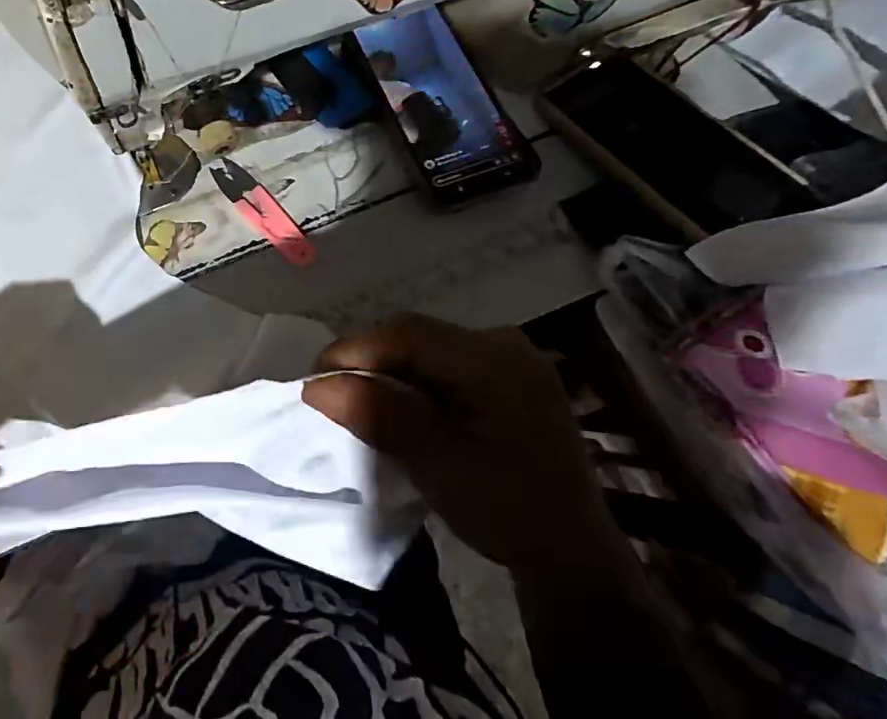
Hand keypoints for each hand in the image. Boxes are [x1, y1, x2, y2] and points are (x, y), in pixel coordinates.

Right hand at [302, 313, 602, 572]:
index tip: (313, 382)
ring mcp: (507, 356)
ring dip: (387, 369)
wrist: (572, 552)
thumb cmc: (509, 511)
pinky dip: (411, 379)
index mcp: (496, 360)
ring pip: (425, 347)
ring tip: (356, 399)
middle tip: (330, 394)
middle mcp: (503, 343)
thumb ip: (382, 418)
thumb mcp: (439, 467)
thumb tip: (316, 387)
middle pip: (416, 335)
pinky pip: (442, 361)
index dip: (354, 350)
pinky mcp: (505, 374)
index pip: (408, 334)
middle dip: (368, 359)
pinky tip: (398, 405)